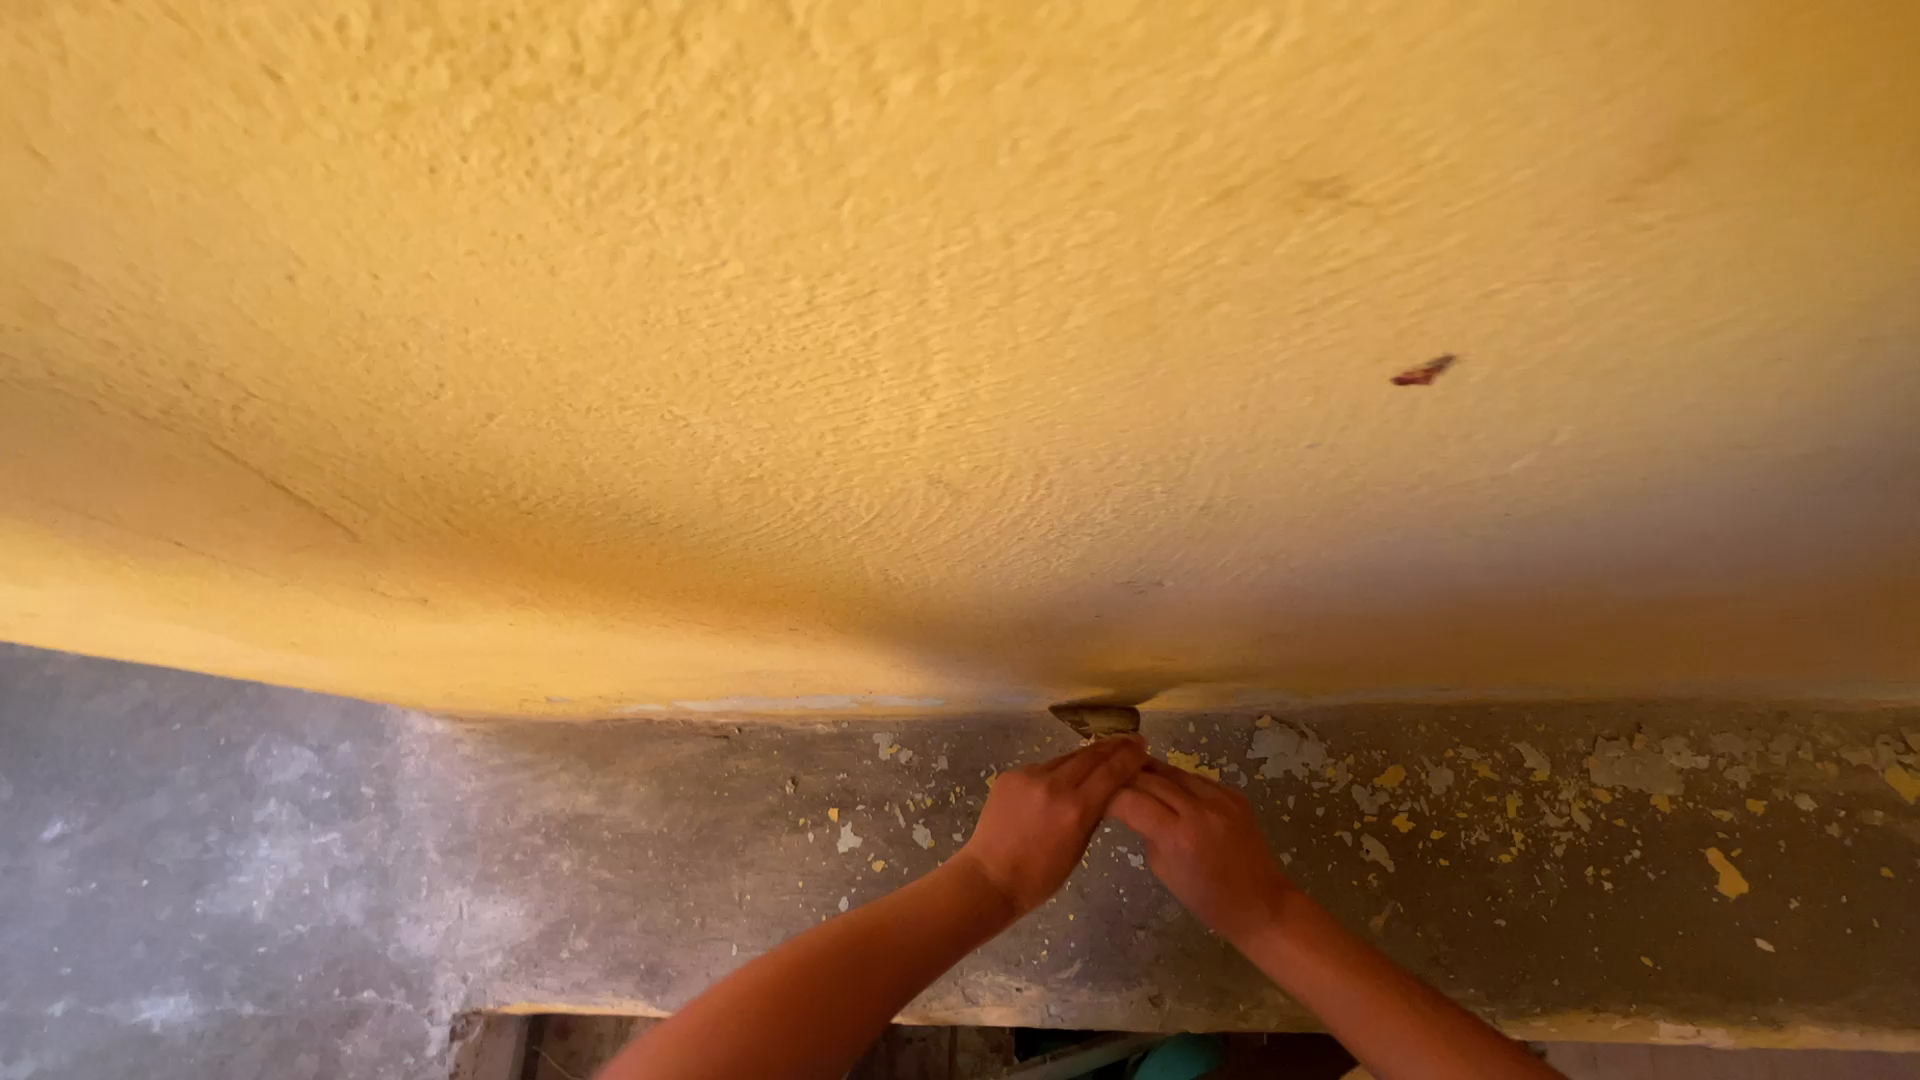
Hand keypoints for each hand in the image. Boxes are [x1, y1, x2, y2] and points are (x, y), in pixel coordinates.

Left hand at [952, 735, 1148, 914]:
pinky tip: (1061, 779)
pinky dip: (1056, 771)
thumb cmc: (1039, 877)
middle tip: (1129, 740)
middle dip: (1113, 746)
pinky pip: (1042, 768)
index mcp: (1076, 809)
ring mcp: (1029, 776)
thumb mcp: (1077, 850)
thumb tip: (1104, 793)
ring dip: (1085, 756)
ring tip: (1101, 753)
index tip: (1142, 746)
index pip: (1111, 772)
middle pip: (1090, 756)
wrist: (989, 876)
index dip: (1129, 757)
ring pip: (1065, 759)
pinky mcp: (1011, 775)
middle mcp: (1054, 785)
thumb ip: (1092, 816)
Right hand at [1110, 759, 1296, 944]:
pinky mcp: (1233, 794)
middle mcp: (1199, 809)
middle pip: (1149, 778)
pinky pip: (1193, 778)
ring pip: (1171, 770)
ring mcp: (1220, 798)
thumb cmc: (1207, 900)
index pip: (1131, 800)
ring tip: (1128, 773)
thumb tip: (1132, 806)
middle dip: (1124, 777)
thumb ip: (1146, 831)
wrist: (1261, 904)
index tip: (1095, 797)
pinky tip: (1164, 787)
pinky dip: (1174, 780)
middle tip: (1106, 779)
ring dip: (1147, 771)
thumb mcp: (1162, 870)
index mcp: (1178, 836)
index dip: (1109, 796)